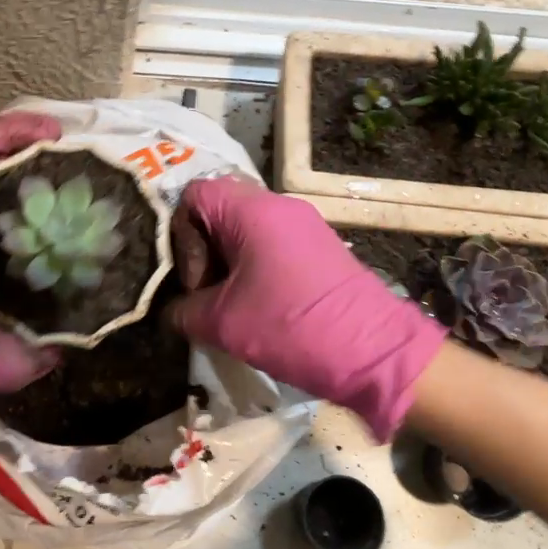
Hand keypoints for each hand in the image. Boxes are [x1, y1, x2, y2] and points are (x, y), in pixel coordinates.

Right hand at [167, 175, 446, 439]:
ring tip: (229, 306)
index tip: (196, 281)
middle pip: (218, 210)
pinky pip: (269, 244)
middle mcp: (278, 205)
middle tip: (206, 294)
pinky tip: (256, 307)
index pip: (194, 196)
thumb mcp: (223, 323)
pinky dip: (252, 269)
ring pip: (243, 229)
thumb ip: (184, 311)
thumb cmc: (290, 327)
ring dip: (227, 264)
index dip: (181, 236)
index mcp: (252, 210)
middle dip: (202, 252)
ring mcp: (303, 225)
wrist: (376, 352)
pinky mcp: (318, 247)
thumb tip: (172, 311)